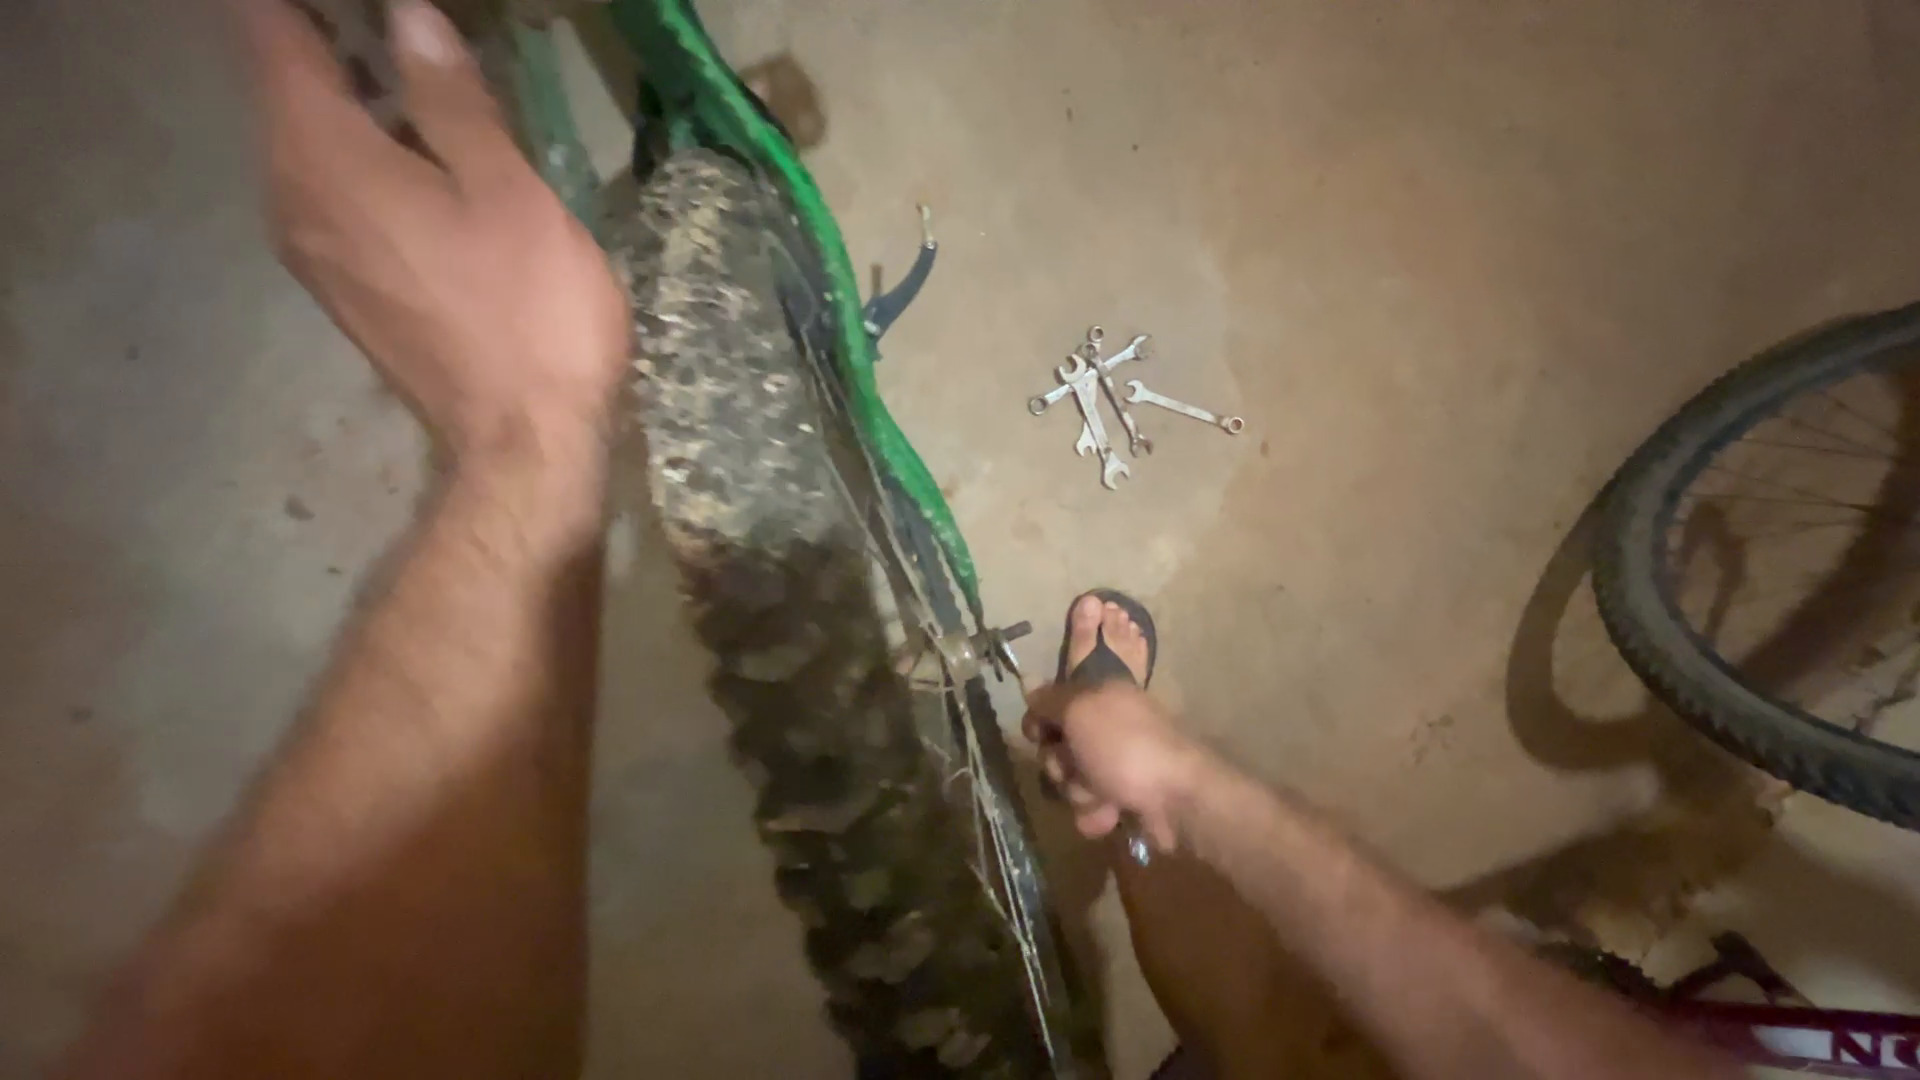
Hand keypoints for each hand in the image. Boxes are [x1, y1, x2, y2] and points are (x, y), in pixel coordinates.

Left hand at [240, 0, 628, 457]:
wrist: (527, 443)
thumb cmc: (533, 314)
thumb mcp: (513, 197)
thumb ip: (455, 104)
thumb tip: (408, 18)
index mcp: (324, 155)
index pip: (277, 35)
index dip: (318, 10)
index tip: (382, 17)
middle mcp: (292, 200)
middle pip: (296, 98)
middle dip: (350, 63)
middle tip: (429, 58)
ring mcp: (317, 261)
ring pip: (323, 161)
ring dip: (370, 129)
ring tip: (443, 124)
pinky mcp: (353, 304)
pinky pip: (346, 214)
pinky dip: (379, 186)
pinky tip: (442, 202)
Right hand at [1022, 681, 1209, 851]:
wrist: (1178, 798)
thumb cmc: (1124, 747)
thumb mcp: (1079, 710)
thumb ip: (1049, 700)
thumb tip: (1030, 689)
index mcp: (1101, 696)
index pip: (1054, 703)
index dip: (1039, 721)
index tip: (1036, 736)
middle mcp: (1109, 726)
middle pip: (1059, 746)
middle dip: (1059, 764)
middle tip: (1071, 769)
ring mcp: (1119, 763)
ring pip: (1072, 780)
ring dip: (1078, 792)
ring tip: (1099, 797)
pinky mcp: (1126, 797)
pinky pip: (1092, 805)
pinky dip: (1096, 812)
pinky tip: (1109, 815)